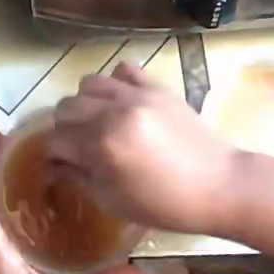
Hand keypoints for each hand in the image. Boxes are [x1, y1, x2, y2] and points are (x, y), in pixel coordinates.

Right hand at [49, 63, 247, 235]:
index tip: (62, 163)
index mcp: (102, 146)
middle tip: (79, 144)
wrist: (218, 185)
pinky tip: (122, 102)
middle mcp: (114, 112)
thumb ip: (79, 178)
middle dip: (65, 127)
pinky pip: (123, 69)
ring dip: (85, 102)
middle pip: (66, 107)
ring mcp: (137, 95)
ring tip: (99, 120)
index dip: (55, 154)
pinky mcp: (156, 87)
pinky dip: (116, 82)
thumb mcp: (114, 201)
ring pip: (88, 83)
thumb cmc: (164, 204)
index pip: (57, 140)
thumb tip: (54, 165)